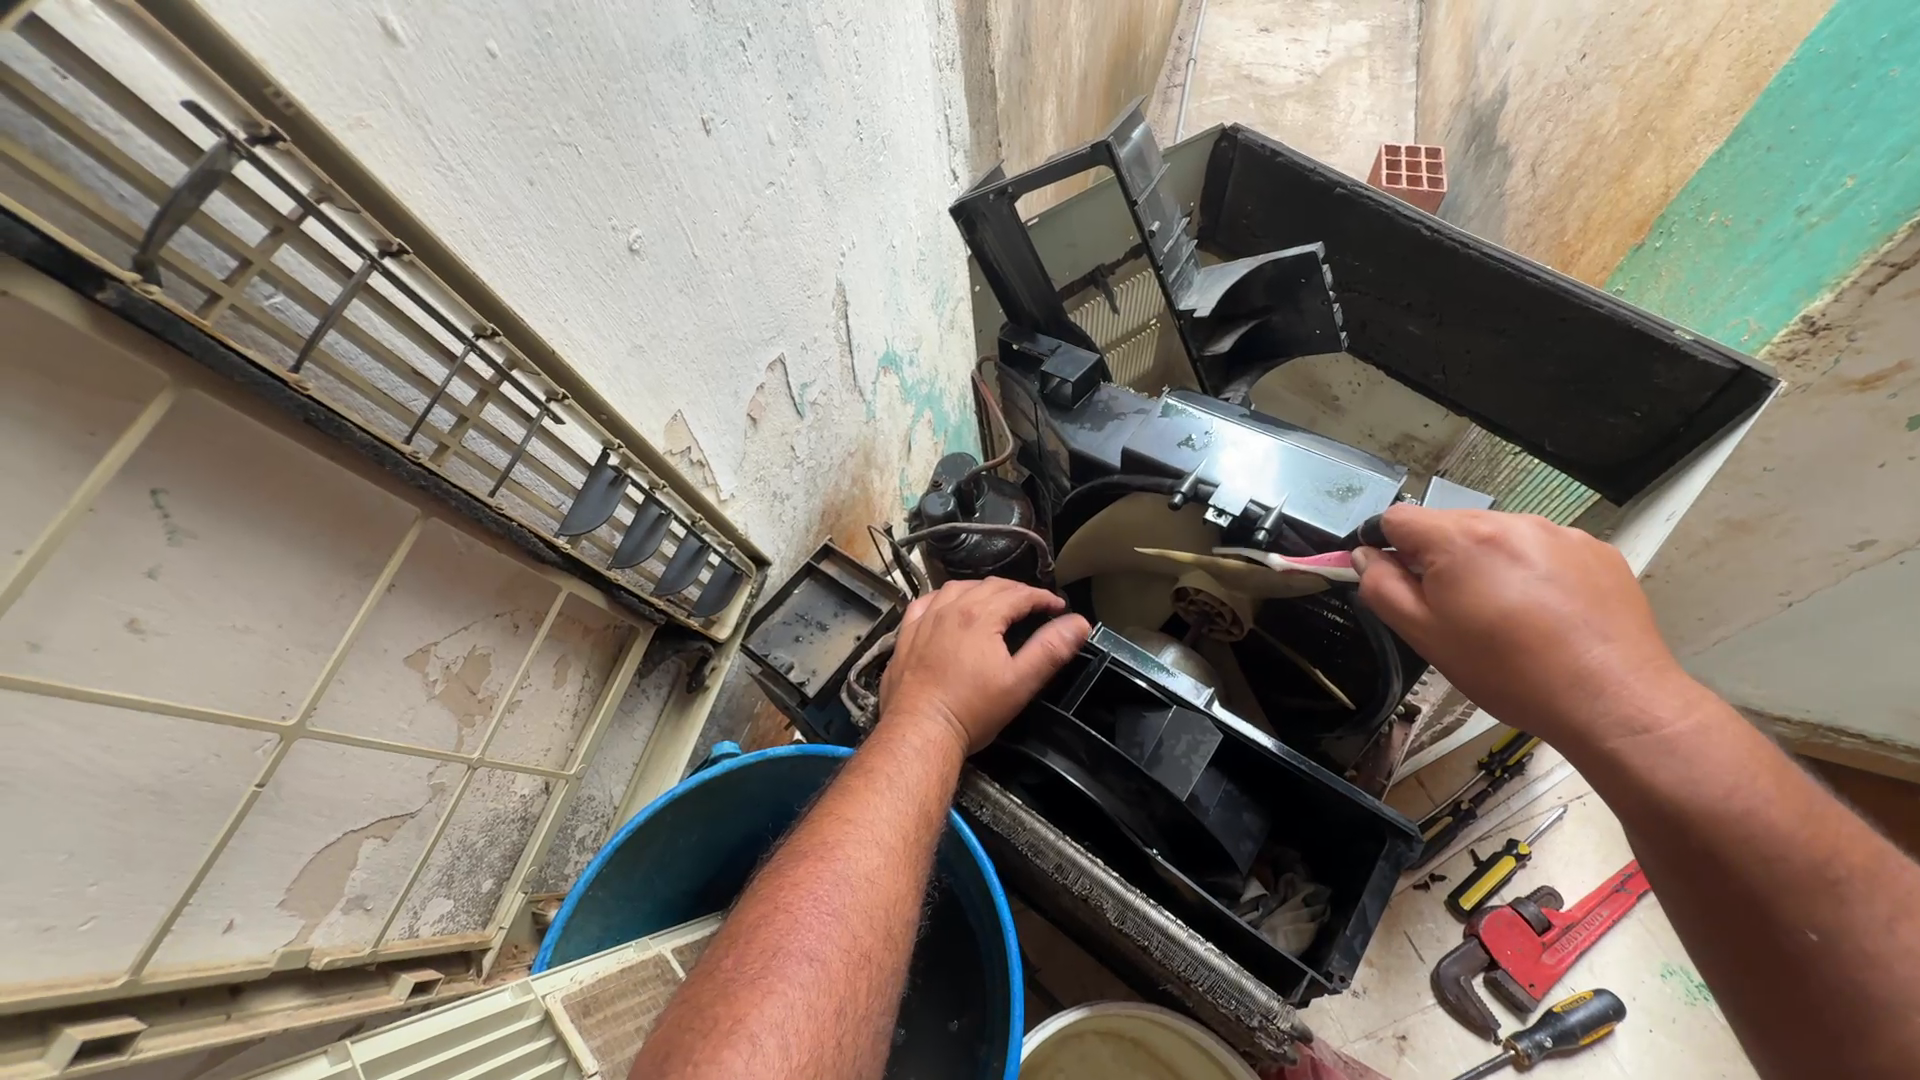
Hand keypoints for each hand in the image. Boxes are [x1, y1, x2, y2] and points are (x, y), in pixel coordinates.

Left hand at [879, 578, 1090, 754]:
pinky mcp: (906, 634)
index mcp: (980, 616)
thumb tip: (1078, 623)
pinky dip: (944, 597)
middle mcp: (951, 608)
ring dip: (981, 589)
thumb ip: (1050, 650)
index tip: (1058, 606)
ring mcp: (924, 620)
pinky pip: (926, 602)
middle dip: (1017, 591)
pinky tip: (948, 605)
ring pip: (957, 588)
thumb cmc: (972, 711)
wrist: (920, 731)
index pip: (1019, 594)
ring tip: (996, 600)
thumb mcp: (1020, 682)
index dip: (1043, 597)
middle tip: (1033, 605)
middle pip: (989, 586)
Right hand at [1352, 505, 1702, 747]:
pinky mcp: (1596, 550)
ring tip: (1504, 614)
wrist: (1612, 699)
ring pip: (1497, 536)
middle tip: (1452, 609)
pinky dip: (1531, 570)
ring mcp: (1559, 532)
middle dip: (1440, 558)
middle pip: (1449, 525)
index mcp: (1461, 538)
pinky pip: (1541, 548)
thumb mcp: (1423, 634)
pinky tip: (1544, 612)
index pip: (1397, 517)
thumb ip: (1381, 586)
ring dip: (1486, 563)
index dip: (1386, 546)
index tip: (1397, 581)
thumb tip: (1366, 555)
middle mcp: (1510, 521)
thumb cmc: (1506, 671)